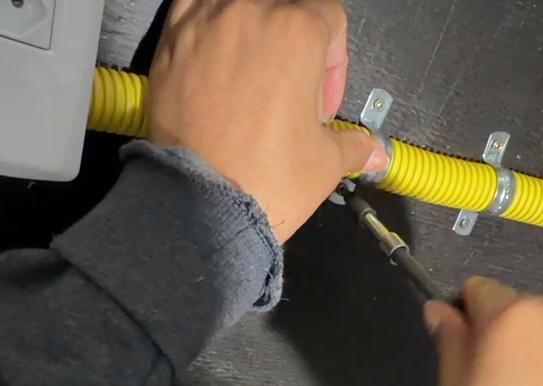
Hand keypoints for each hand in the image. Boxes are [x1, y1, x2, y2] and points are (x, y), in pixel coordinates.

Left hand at [147, 0, 387, 243]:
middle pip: (283, 10)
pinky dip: (206, 28)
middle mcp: (249, 11)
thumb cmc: (268, 182)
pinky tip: (213, 64)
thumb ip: (352, 145)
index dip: (334, 65)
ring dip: (250, 34)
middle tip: (289, 100)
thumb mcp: (325, 165)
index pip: (329, 20)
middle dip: (294, 49)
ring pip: (237, 5)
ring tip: (249, 79)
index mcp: (297, 31)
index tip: (322, 110)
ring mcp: (204, 23)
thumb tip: (372, 153)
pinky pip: (191, 10)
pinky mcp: (170, 43)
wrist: (201, 208)